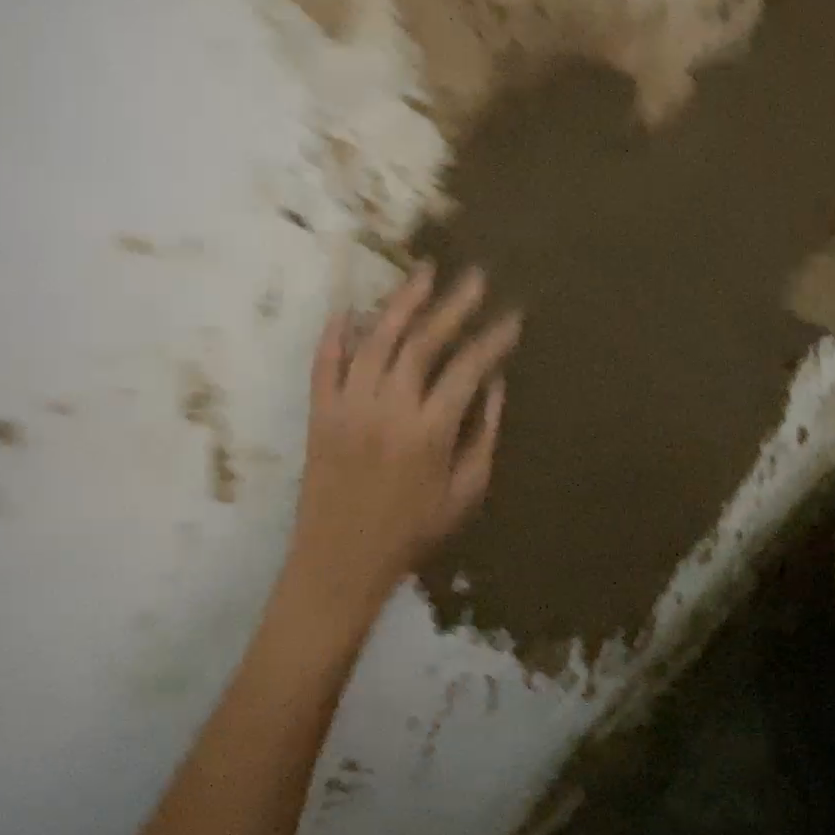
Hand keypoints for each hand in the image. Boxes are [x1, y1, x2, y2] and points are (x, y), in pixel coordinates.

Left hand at [286, 263, 520, 623]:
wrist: (340, 562)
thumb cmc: (412, 534)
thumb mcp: (465, 494)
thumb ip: (482, 437)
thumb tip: (495, 387)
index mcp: (429, 432)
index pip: (467, 369)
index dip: (493, 340)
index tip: (514, 317)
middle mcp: (388, 409)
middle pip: (423, 342)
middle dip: (453, 305)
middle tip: (476, 277)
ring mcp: (348, 407)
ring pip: (375, 340)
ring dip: (402, 303)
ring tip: (425, 273)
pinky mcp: (320, 413)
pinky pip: (325, 363)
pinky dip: (336, 332)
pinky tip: (350, 307)